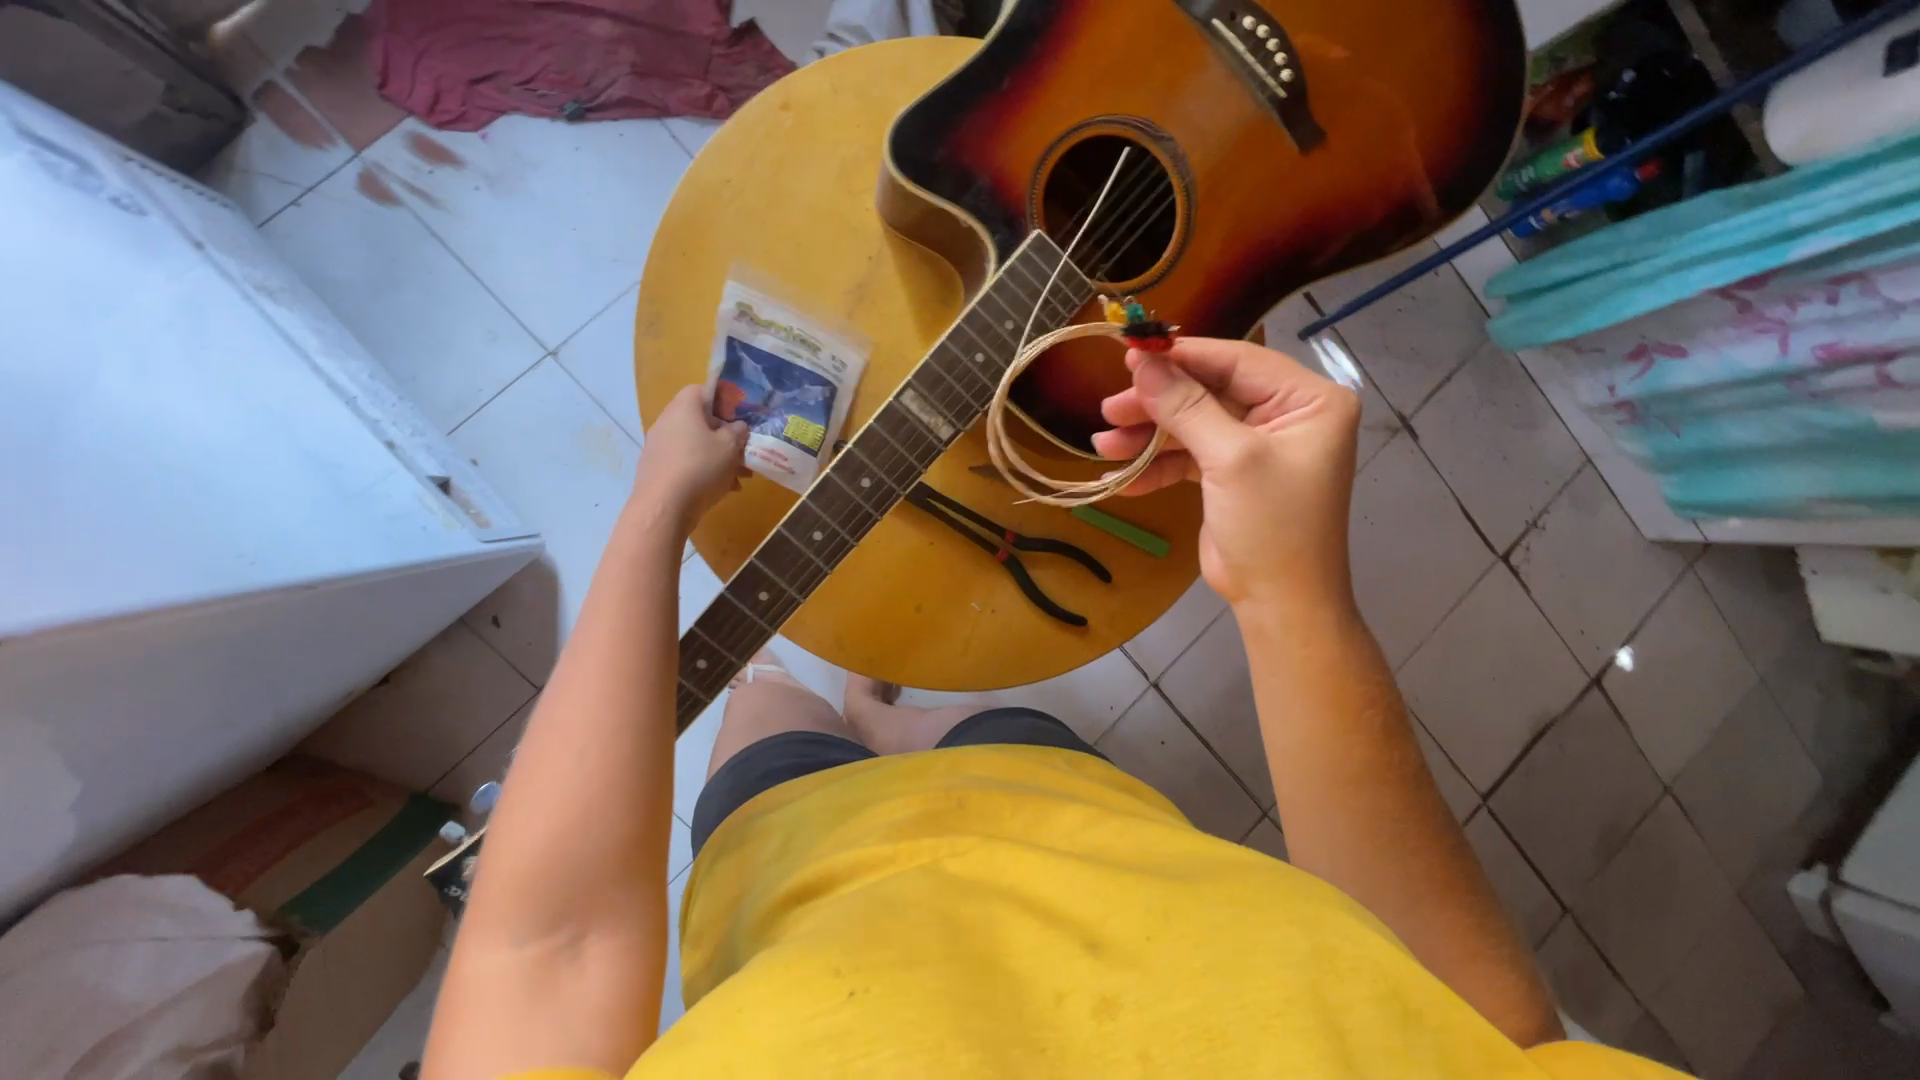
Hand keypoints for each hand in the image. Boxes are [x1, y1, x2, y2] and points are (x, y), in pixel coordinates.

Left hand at [633, 385, 749, 533]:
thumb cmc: (700, 468)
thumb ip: (738, 431)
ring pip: (696, 444)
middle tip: (744, 452)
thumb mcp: (730, 447)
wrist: (663, 507)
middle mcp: (667, 421)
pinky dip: (704, 470)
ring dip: (718, 457)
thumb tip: (737, 427)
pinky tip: (722, 489)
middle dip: (725, 436)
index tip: (741, 417)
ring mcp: (659, 446)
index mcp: (684, 408)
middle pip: (701, 420)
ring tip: (739, 476)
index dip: (724, 400)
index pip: (703, 390)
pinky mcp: (657, 468)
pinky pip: (686, 462)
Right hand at [1093, 338, 1360, 610]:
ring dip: (1148, 437)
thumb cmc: (1271, 526)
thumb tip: (1141, 363)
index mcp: (1308, 400)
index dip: (1181, 357)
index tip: (1129, 355)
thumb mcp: (1230, 460)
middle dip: (1157, 404)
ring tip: (1103, 446)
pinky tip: (1122, 480)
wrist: (1280, 603)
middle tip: (1109, 408)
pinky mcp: (1230, 475)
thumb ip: (1185, 406)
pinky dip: (1157, 467)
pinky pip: (1189, 457)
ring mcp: (1256, 446)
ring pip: (1192, 424)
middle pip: (1209, 391)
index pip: (1237, 361)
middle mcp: (1286, 415)